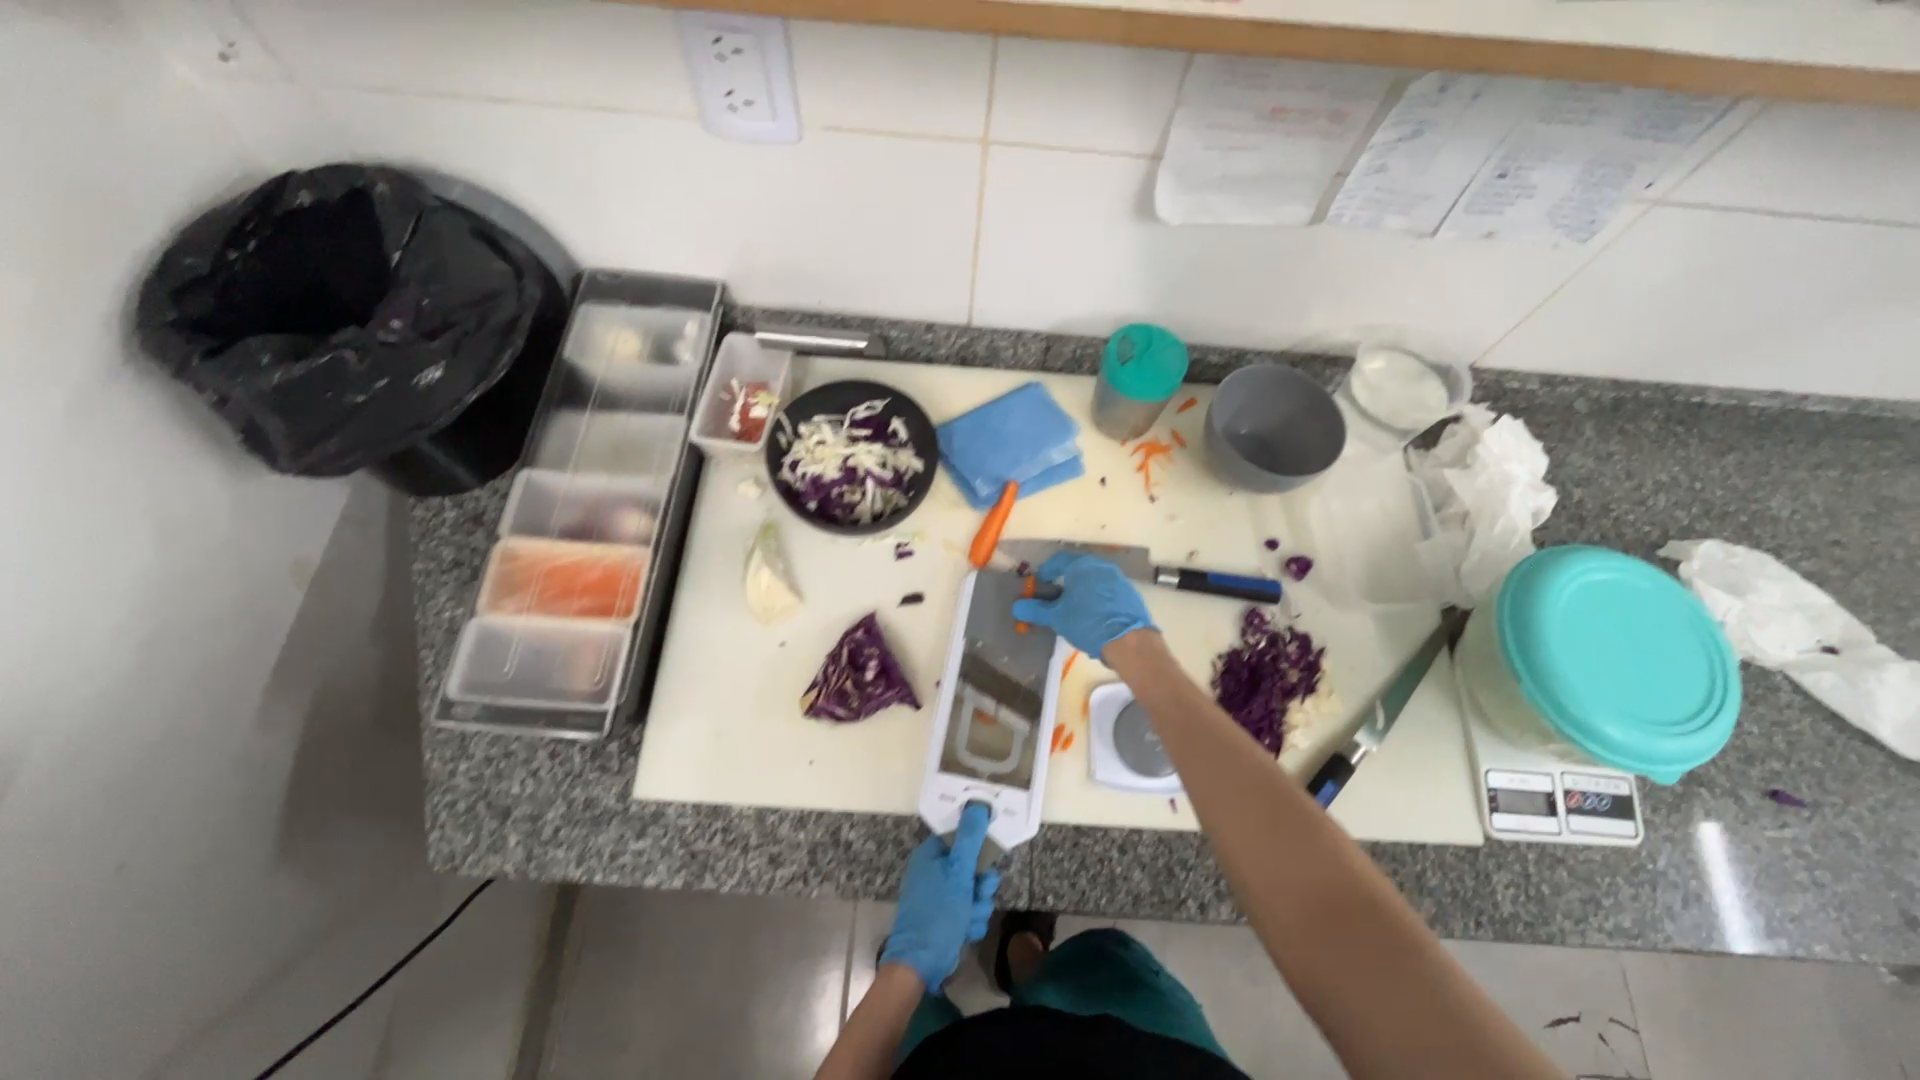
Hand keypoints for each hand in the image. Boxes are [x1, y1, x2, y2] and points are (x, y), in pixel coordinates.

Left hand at [881, 802, 1000, 987]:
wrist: (922, 962)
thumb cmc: (938, 912)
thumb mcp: (958, 872)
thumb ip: (970, 838)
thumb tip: (979, 803)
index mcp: (931, 855)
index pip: (961, 838)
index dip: (977, 847)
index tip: (990, 856)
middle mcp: (935, 872)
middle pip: (974, 866)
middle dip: (981, 885)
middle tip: (978, 892)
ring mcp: (942, 897)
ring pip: (977, 892)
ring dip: (978, 907)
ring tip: (968, 918)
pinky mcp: (949, 918)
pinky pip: (973, 912)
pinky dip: (972, 922)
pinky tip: (964, 932)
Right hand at [1011, 553, 1156, 657]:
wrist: (1130, 641)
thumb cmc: (1087, 622)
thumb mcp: (1057, 617)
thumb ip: (1036, 610)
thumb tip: (1017, 607)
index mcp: (1081, 565)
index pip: (1058, 560)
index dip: (1046, 571)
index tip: (1040, 585)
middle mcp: (1101, 566)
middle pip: (1077, 569)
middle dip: (1064, 582)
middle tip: (1054, 599)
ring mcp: (1119, 579)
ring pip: (1094, 580)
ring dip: (1082, 590)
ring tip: (1073, 609)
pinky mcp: (1130, 594)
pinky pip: (1107, 591)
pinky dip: (1097, 599)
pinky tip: (1093, 616)